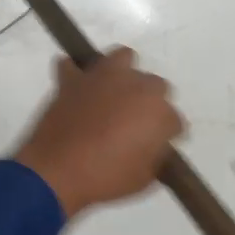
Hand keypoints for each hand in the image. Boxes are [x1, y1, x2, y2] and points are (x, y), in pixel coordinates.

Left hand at [13, 48, 184, 218]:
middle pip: (154, 85)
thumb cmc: (108, 177)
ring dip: (123, 72)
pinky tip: (77, 88)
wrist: (59, 169)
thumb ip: (155, 152)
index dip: (166, 134)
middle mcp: (134, 85)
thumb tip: (151, 141)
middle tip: (136, 122)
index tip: (156, 145)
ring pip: (122, 57)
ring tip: (115, 93)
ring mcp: (101, 76)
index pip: (174, 119)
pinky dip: (76, 75)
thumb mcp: (146, 176)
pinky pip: (73, 65)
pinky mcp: (72, 78)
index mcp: (158, 111)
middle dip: (149, 101)